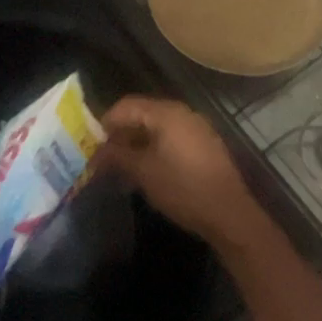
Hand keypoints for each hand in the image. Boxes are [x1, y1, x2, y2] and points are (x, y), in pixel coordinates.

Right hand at [99, 96, 269, 249]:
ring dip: (137, 143)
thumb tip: (97, 152)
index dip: (106, 123)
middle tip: (106, 157)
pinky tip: (148, 171)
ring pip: (158, 128)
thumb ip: (116, 156)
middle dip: (121, 134)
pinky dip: (155, 149)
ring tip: (124, 167)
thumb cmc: (182, 188)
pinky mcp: (205, 146)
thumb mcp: (142, 172)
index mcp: (167, 113)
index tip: (93, 144)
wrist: (229, 214)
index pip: (126, 105)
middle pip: (143, 114)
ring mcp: (197, 129)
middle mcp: (183, 114)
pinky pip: (172, 139)